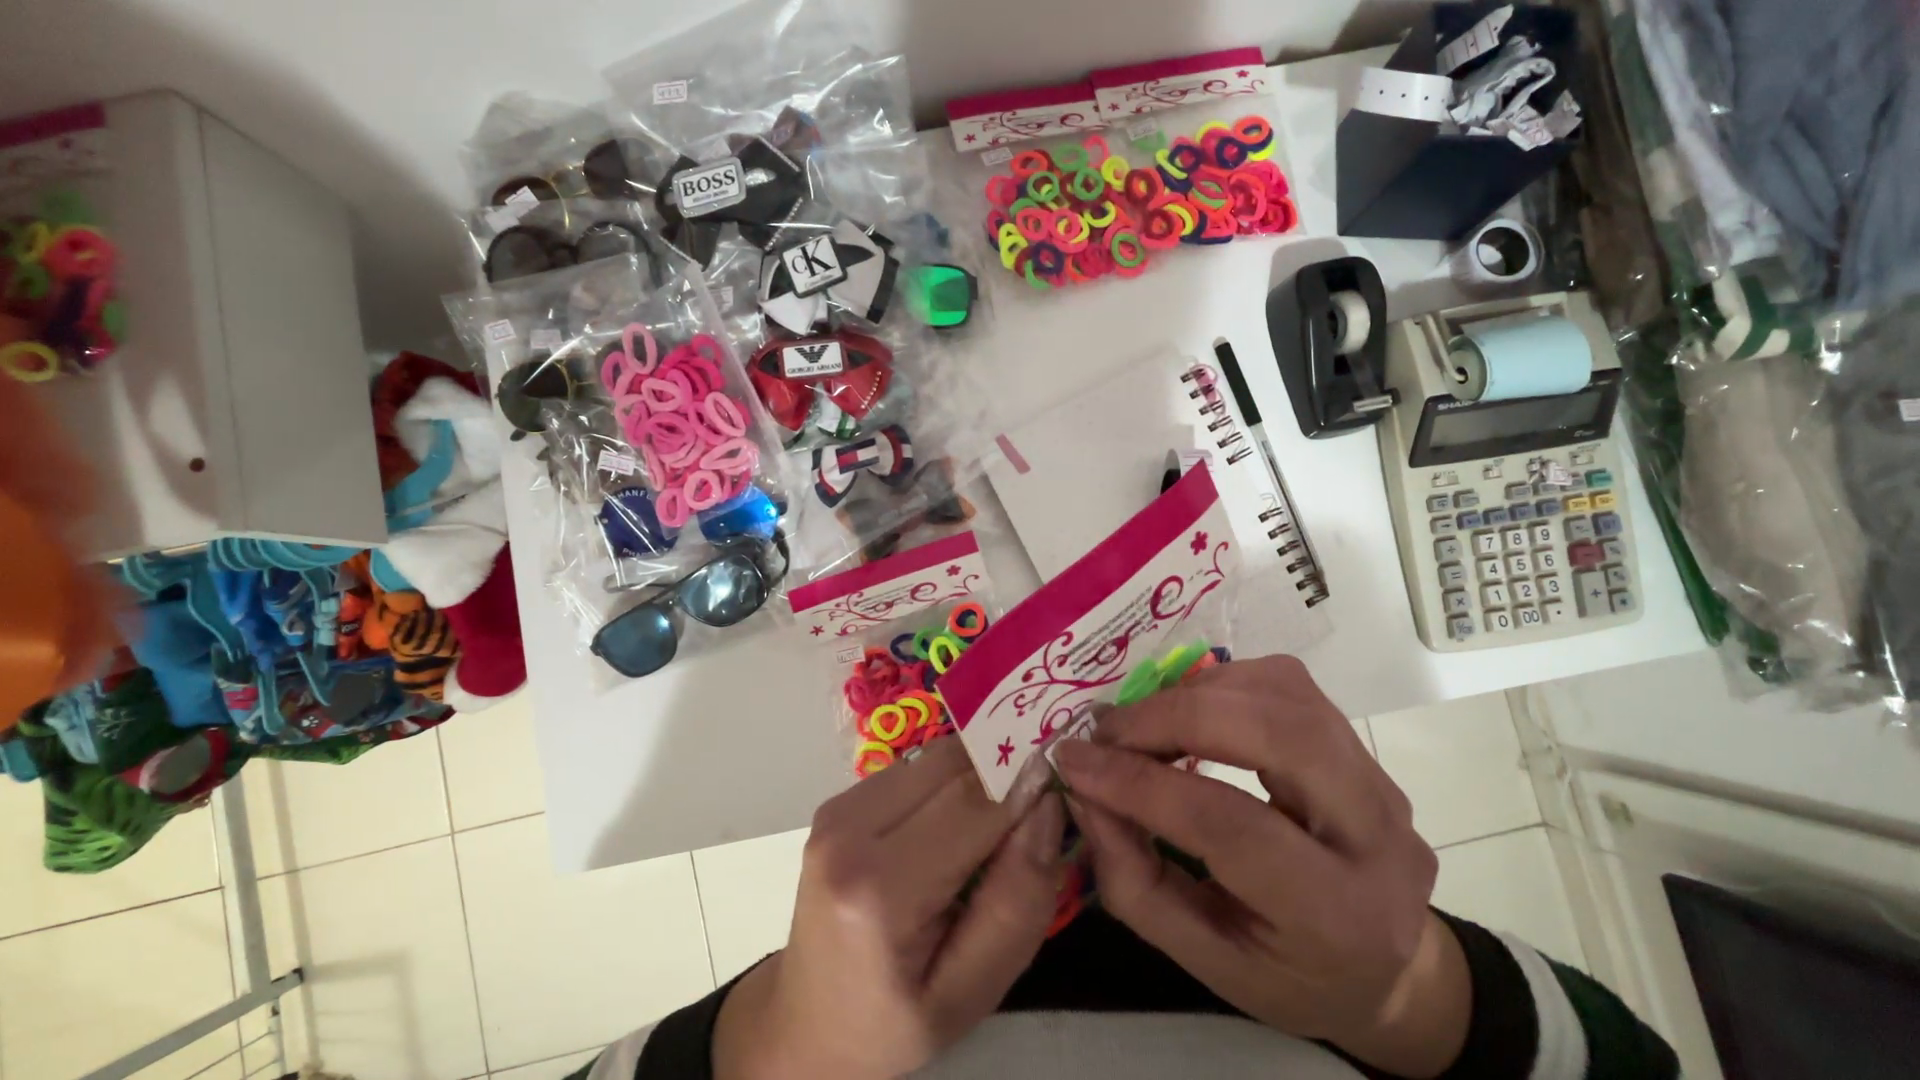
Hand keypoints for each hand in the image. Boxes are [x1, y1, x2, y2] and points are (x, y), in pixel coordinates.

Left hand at [713, 739, 1064, 1079]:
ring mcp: (837, 810)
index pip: (975, 802)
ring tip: (988, 835)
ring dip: (975, 778)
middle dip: (1003, 778)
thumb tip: (1045, 806)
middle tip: (1031, 820)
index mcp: (879, 888)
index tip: (1060, 799)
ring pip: (936, 756)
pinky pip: (915, 768)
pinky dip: (947, 784)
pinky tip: (951, 831)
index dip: (1025, 790)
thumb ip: (1017, 901)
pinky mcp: (838, 802)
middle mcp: (848, 831)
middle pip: (954, 765)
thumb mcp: (973, 990)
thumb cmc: (897, 1019)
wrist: (808, 1024)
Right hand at [1052, 655, 1469, 1078]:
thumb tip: (1084, 791)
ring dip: (1198, 694)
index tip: (1072, 761)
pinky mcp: (1366, 749)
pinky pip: (1291, 687)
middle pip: (1279, 734)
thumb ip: (1134, 880)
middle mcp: (1375, 835)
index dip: (1141, 785)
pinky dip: (1224, 686)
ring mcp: (1381, 781)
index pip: (1231, 826)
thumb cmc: (1285, 975)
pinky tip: (1190, 716)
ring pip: (1288, 694)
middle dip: (1175, 717)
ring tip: (1142, 726)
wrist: (1387, 969)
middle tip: (1107, 732)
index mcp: (1334, 915)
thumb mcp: (1202, 959)